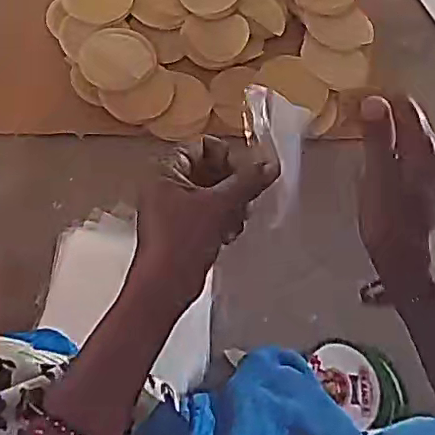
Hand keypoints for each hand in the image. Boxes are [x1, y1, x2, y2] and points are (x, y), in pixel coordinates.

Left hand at [126, 135, 279, 311]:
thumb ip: (247, 182)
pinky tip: (228, 234)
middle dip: (231, 185)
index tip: (244, 173)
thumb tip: (270, 165)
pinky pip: (208, 212)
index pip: (203, 146)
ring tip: (236, 220)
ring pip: (212, 193)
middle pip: (210, 170)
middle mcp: (166, 184)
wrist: (165, 287)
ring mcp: (172, 206)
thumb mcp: (220, 205)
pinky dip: (221, 219)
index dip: (226, 158)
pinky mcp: (181, 227)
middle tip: (245, 198)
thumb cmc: (182, 241)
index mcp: (166, 170)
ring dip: (229, 204)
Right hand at [357, 95, 434, 291]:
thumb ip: (377, 138)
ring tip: (355, 123)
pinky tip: (370, 147)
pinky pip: (407, 146)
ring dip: (384, 124)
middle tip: (349, 108)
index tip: (352, 95)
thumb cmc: (389, 222)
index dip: (380, 95)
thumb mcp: (378, 178)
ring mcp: (432, 166)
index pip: (406, 105)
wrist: (407, 265)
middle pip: (409, 115)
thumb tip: (374, 100)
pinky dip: (389, 139)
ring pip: (408, 131)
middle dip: (381, 107)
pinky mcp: (424, 179)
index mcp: (426, 149)